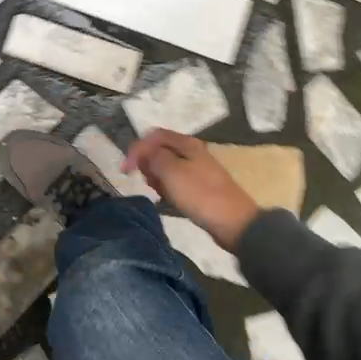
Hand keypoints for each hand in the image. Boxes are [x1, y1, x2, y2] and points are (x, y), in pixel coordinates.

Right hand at [126, 129, 260, 250]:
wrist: (234, 223)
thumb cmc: (200, 195)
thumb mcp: (172, 173)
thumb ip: (154, 157)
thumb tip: (145, 152)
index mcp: (187, 144)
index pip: (154, 136)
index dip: (137, 149)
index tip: (126, 170)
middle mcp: (192, 152)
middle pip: (160, 150)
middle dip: (148, 164)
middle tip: (147, 182)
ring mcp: (197, 170)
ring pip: (167, 168)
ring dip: (157, 178)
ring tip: (158, 193)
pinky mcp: (199, 187)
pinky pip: (176, 182)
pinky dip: (168, 189)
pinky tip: (168, 201)